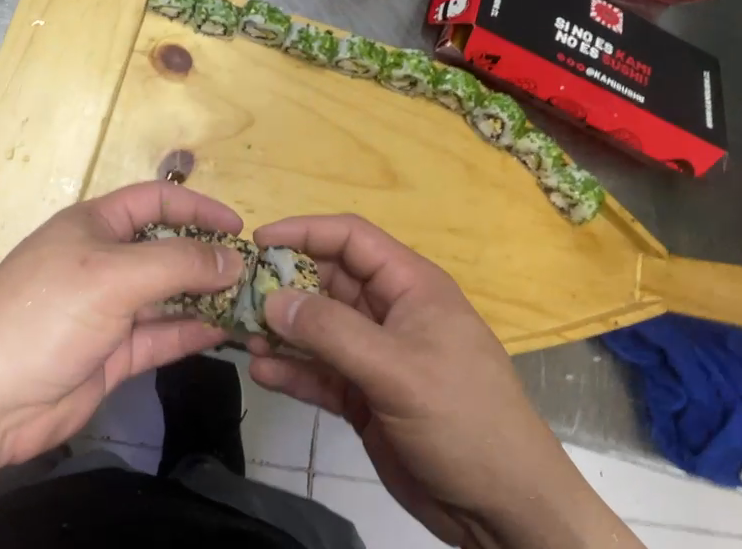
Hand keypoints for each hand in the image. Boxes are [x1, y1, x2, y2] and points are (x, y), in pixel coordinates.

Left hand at [0, 182, 244, 467]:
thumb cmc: (47, 314)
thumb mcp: (114, 276)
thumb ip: (178, 263)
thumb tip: (233, 258)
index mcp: (94, 225)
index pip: (155, 201)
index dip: (197, 207)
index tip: (239, 228)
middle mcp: (103, 261)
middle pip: (165, 249)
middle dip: (207, 258)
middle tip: (254, 273)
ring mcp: (107, 310)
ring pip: (168, 296)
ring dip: (205, 298)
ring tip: (250, 304)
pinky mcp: (111, 353)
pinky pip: (160, 335)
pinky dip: (190, 332)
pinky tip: (224, 333)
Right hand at [248, 215, 632, 548]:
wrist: (504, 509)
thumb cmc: (463, 420)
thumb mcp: (397, 369)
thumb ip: (332, 331)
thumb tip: (273, 298)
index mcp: (411, 287)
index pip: (352, 239)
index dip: (306, 232)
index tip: (258, 242)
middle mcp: (391, 313)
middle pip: (328, 283)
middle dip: (284, 286)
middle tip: (236, 297)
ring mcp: (377, 357)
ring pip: (319, 330)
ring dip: (281, 332)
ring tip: (240, 337)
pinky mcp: (366, 398)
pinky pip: (321, 374)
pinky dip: (293, 371)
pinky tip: (262, 373)